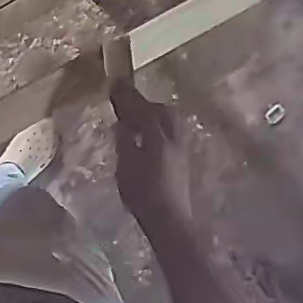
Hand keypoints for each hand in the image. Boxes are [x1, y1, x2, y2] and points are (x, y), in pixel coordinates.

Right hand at [110, 82, 186, 221]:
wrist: (171, 220)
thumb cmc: (143, 195)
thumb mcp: (125, 168)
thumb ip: (125, 142)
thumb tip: (122, 124)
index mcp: (156, 135)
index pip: (139, 108)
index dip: (126, 96)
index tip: (115, 82)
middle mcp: (174, 135)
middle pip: (159, 109)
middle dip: (142, 104)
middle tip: (124, 103)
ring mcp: (184, 145)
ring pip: (170, 118)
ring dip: (153, 114)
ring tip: (137, 120)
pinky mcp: (187, 156)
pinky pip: (173, 130)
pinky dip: (161, 126)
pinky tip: (151, 135)